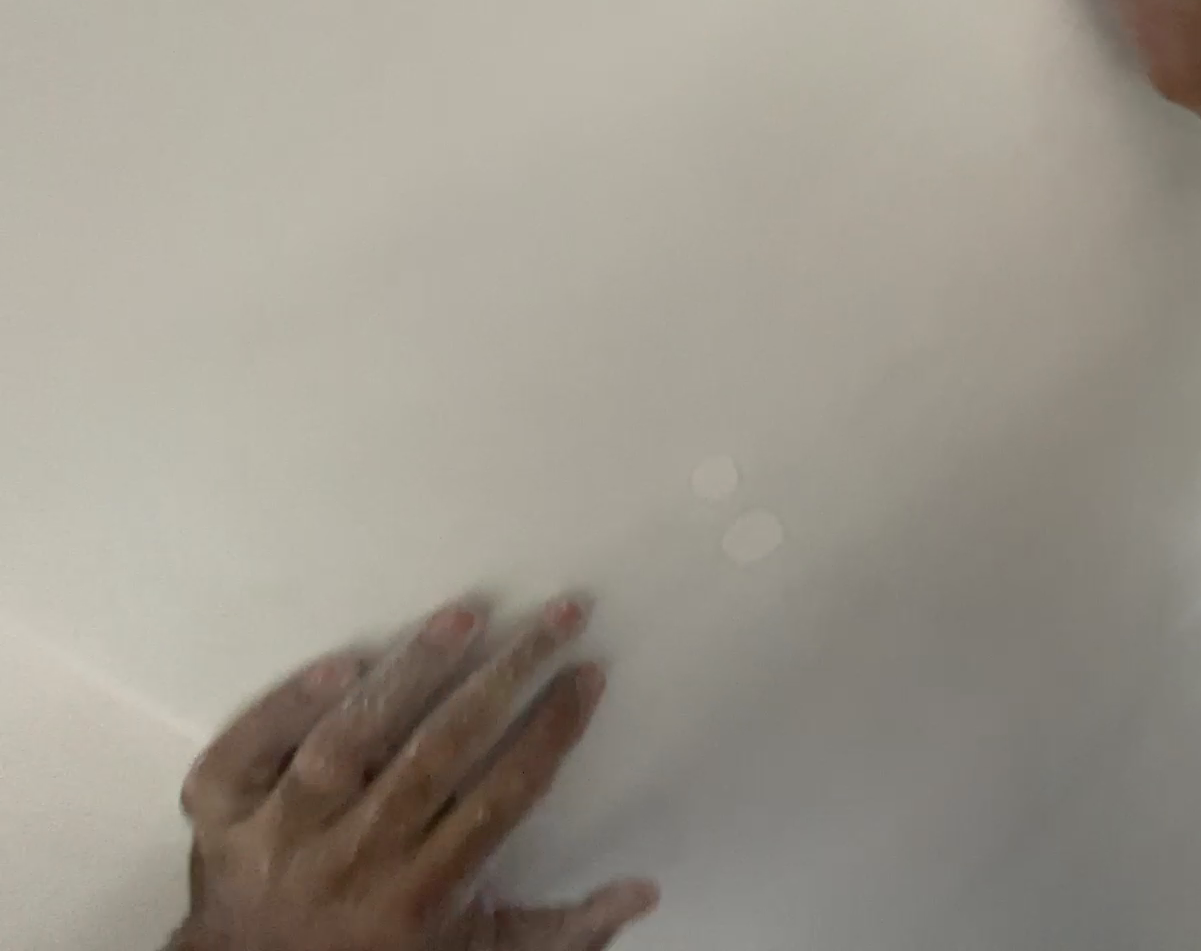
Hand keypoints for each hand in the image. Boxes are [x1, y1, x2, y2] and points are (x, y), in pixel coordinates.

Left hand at [169, 595, 656, 950]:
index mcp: (424, 891)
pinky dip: (278, 712)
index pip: (505, 794)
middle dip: (510, 673)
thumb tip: (649, 892)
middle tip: (561, 615)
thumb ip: (567, 932)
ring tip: (463, 617)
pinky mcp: (218, 821)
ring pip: (346, 744)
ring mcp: (279, 837)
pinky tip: (340, 663)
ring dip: (409, 676)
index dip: (553, 729)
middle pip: (441, 752)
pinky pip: (237, 761)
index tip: (590, 671)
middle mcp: (355, 858)